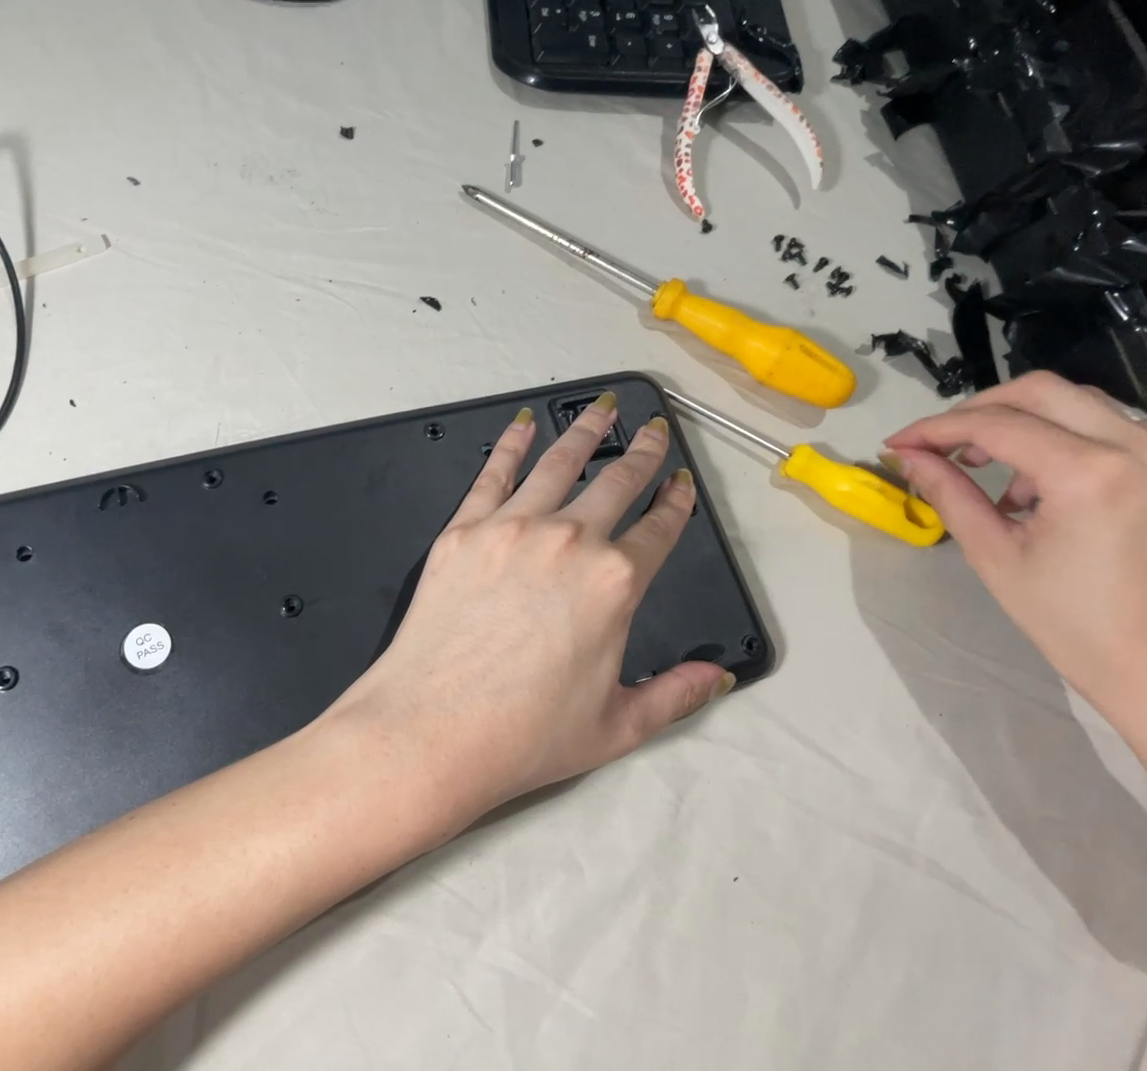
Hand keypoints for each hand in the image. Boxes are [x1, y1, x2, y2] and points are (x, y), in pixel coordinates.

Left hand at [328, 392, 732, 826]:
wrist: (429, 730)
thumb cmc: (521, 735)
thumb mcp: (616, 726)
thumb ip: (675, 695)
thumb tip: (717, 678)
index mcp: (615, 584)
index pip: (660, 529)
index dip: (677, 502)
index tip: (682, 484)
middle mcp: (568, 542)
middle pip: (616, 484)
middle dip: (642, 455)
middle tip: (654, 431)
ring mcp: (510, 530)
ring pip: (558, 466)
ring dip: (585, 435)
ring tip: (601, 412)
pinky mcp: (462, 533)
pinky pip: (493, 474)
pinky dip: (512, 445)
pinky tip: (522, 426)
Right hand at [883, 372, 1146, 743]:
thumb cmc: (1077, 628)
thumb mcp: (997, 559)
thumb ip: (951, 496)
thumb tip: (909, 459)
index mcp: (1090, 473)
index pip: (997, 424)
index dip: (935, 428)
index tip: (897, 445)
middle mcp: (1140, 447)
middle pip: (1041, 391)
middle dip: (976, 410)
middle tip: (935, 444)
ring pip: (1078, 403)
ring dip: (1019, 421)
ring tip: (983, 468)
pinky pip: (1109, 430)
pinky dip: (1060, 440)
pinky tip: (1034, 488)